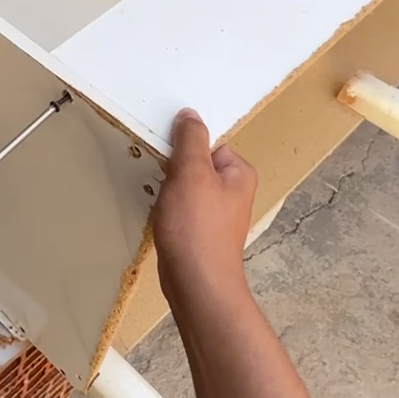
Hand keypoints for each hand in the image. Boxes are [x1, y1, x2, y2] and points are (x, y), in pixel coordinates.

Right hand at [152, 109, 258, 309]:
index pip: (207, 142)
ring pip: (184, 185)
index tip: (167, 155)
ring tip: (159, 198)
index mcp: (239, 173)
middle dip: (173, 167)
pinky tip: (159, 215)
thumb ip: (191, 140)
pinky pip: (180, 206)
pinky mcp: (199, 230)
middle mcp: (232, 191)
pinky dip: (166, 206)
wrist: (196, 283)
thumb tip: (190, 114)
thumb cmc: (196, 228)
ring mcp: (216, 213)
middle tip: (161, 177)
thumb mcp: (192, 173)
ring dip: (167, 187)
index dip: (184, 146)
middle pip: (194, 163)